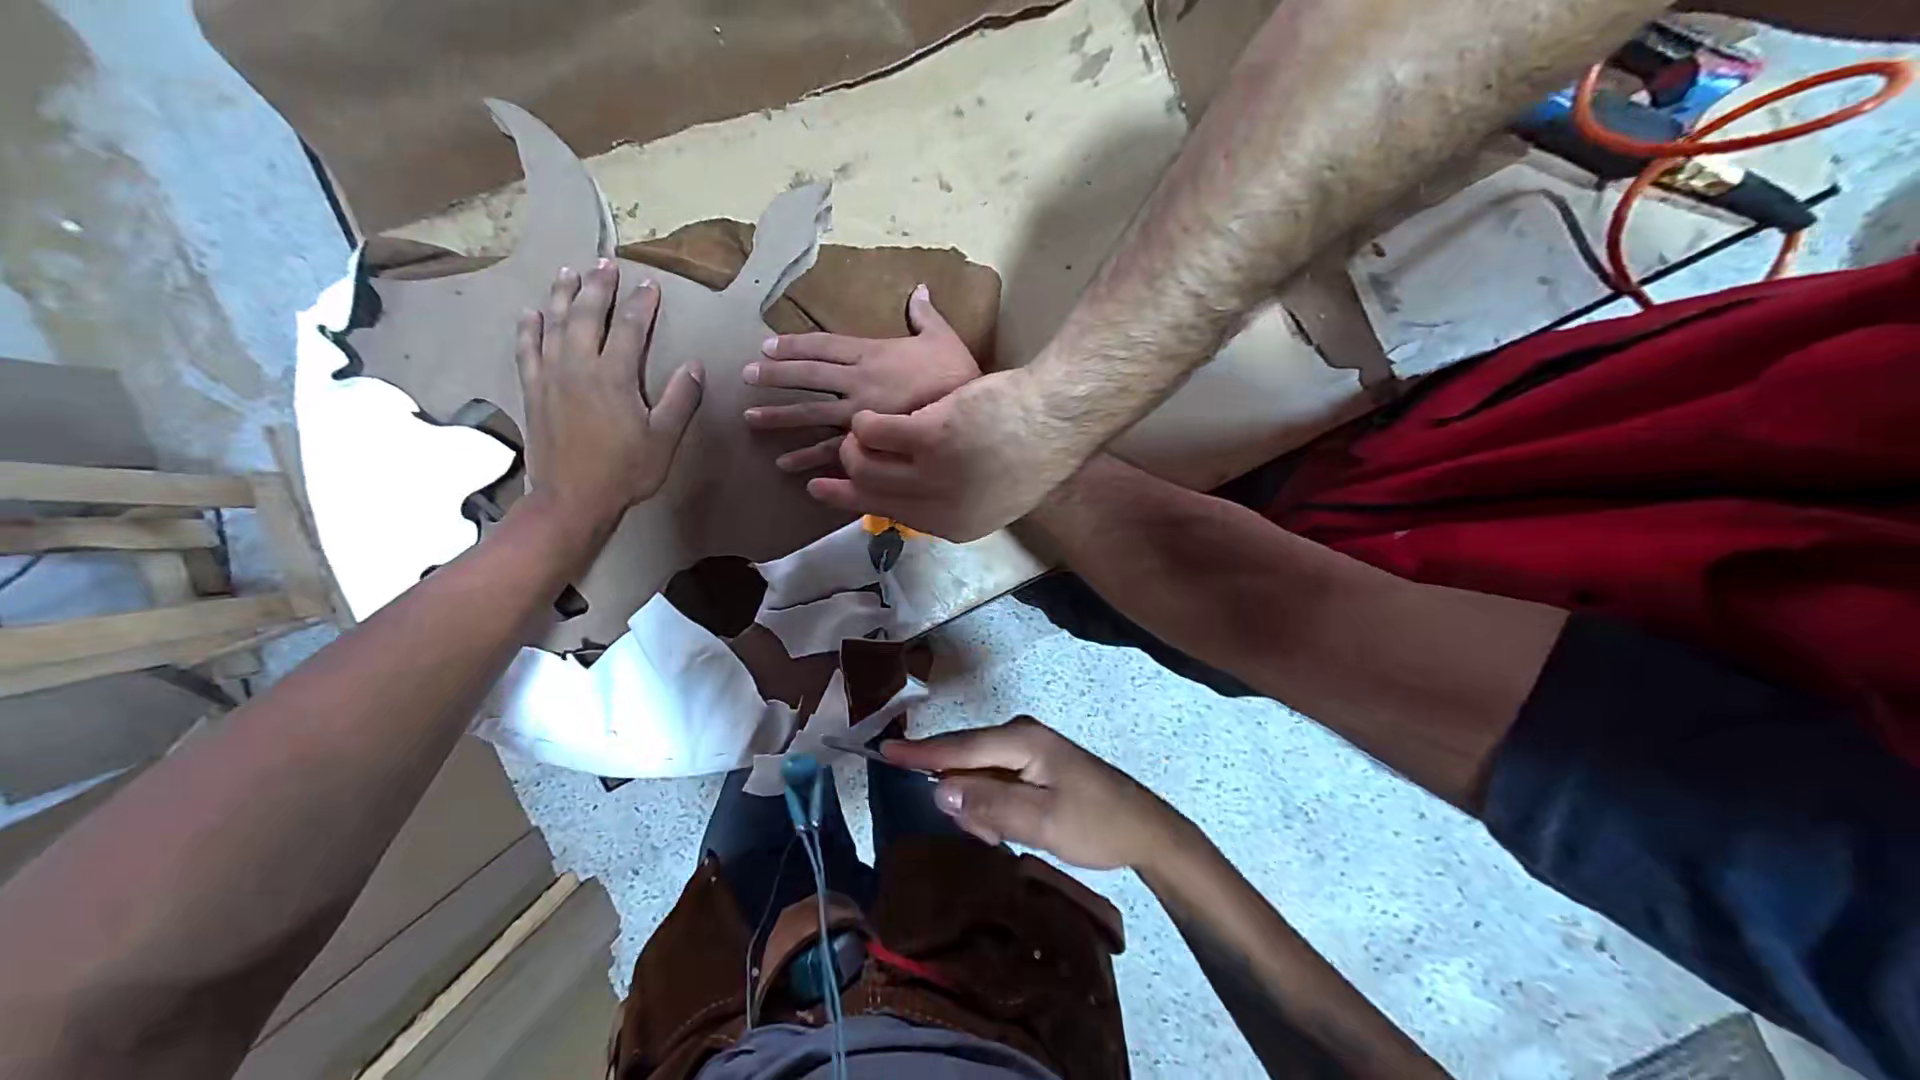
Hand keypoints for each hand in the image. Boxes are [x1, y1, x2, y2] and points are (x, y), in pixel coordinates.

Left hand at [514, 260, 702, 531]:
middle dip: (598, 286)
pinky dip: (528, 328)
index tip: (650, 285)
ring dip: (561, 295)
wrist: (572, 498)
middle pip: (586, 314)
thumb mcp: (664, 439)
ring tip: (568, 272)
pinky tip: (530, 314)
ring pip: (553, 323)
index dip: (641, 304)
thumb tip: (694, 366)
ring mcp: (550, 376)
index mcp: (614, 376)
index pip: (630, 328)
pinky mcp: (532, 390)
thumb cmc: (625, 471)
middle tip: (605, 264)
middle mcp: (578, 366)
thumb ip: (680, 399)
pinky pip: (526, 349)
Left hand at [742, 283, 981, 473]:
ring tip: (751, 418)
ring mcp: (860, 414)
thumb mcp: (942, 337)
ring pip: (811, 414)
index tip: (766, 346)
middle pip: (807, 376)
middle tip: (745, 376)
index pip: (822, 345)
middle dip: (774, 375)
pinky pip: (832, 450)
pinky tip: (784, 464)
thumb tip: (921, 289)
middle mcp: (858, 381)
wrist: (970, 413)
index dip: (792, 344)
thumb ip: (925, 315)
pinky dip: (807, 457)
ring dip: (779, 416)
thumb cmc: (958, 374)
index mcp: (871, 353)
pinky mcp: (868, 442)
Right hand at [806, 368, 1075, 541]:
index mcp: (957, 525)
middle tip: (839, 456)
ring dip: (853, 447)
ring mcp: (934, 475)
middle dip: (846, 476)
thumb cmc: (1035, 448)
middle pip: (871, 494)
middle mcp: (941, 509)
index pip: (892, 516)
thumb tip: (914, 494)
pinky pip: (873, 432)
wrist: (1060, 416)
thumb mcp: (995, 492)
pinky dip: (867, 424)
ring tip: (858, 431)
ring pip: (865, 466)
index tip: (825, 488)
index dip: (855, 503)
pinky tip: (872, 415)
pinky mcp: (928, 438)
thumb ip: (954, 500)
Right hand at [883, 716, 1188, 870]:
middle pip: (966, 761)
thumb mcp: (1041, 821)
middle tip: (988, 837)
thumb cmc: (1096, 824)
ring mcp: (1027, 749)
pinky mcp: (1033, 765)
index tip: (882, 751)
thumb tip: (939, 788)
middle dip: (962, 799)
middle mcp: (1020, 735)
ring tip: (1004, 836)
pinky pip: (995, 781)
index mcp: (1022, 740)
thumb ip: (989, 805)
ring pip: (978, 775)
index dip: (920, 753)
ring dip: (979, 808)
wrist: (1145, 831)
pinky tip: (1010, 827)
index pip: (959, 746)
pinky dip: (993, 806)